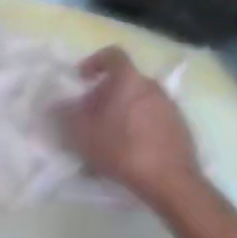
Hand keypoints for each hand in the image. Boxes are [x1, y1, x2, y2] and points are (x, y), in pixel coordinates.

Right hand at [56, 46, 202, 210]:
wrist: (170, 181)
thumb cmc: (121, 149)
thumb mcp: (82, 133)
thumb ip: (65, 114)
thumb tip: (55, 105)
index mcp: (129, 80)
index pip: (112, 55)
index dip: (95, 62)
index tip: (82, 79)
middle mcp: (152, 86)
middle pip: (124, 82)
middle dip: (105, 95)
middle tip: (90, 116)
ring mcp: (170, 107)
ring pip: (139, 101)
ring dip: (122, 112)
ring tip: (108, 137)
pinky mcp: (181, 128)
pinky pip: (153, 118)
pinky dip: (139, 126)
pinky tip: (129, 151)